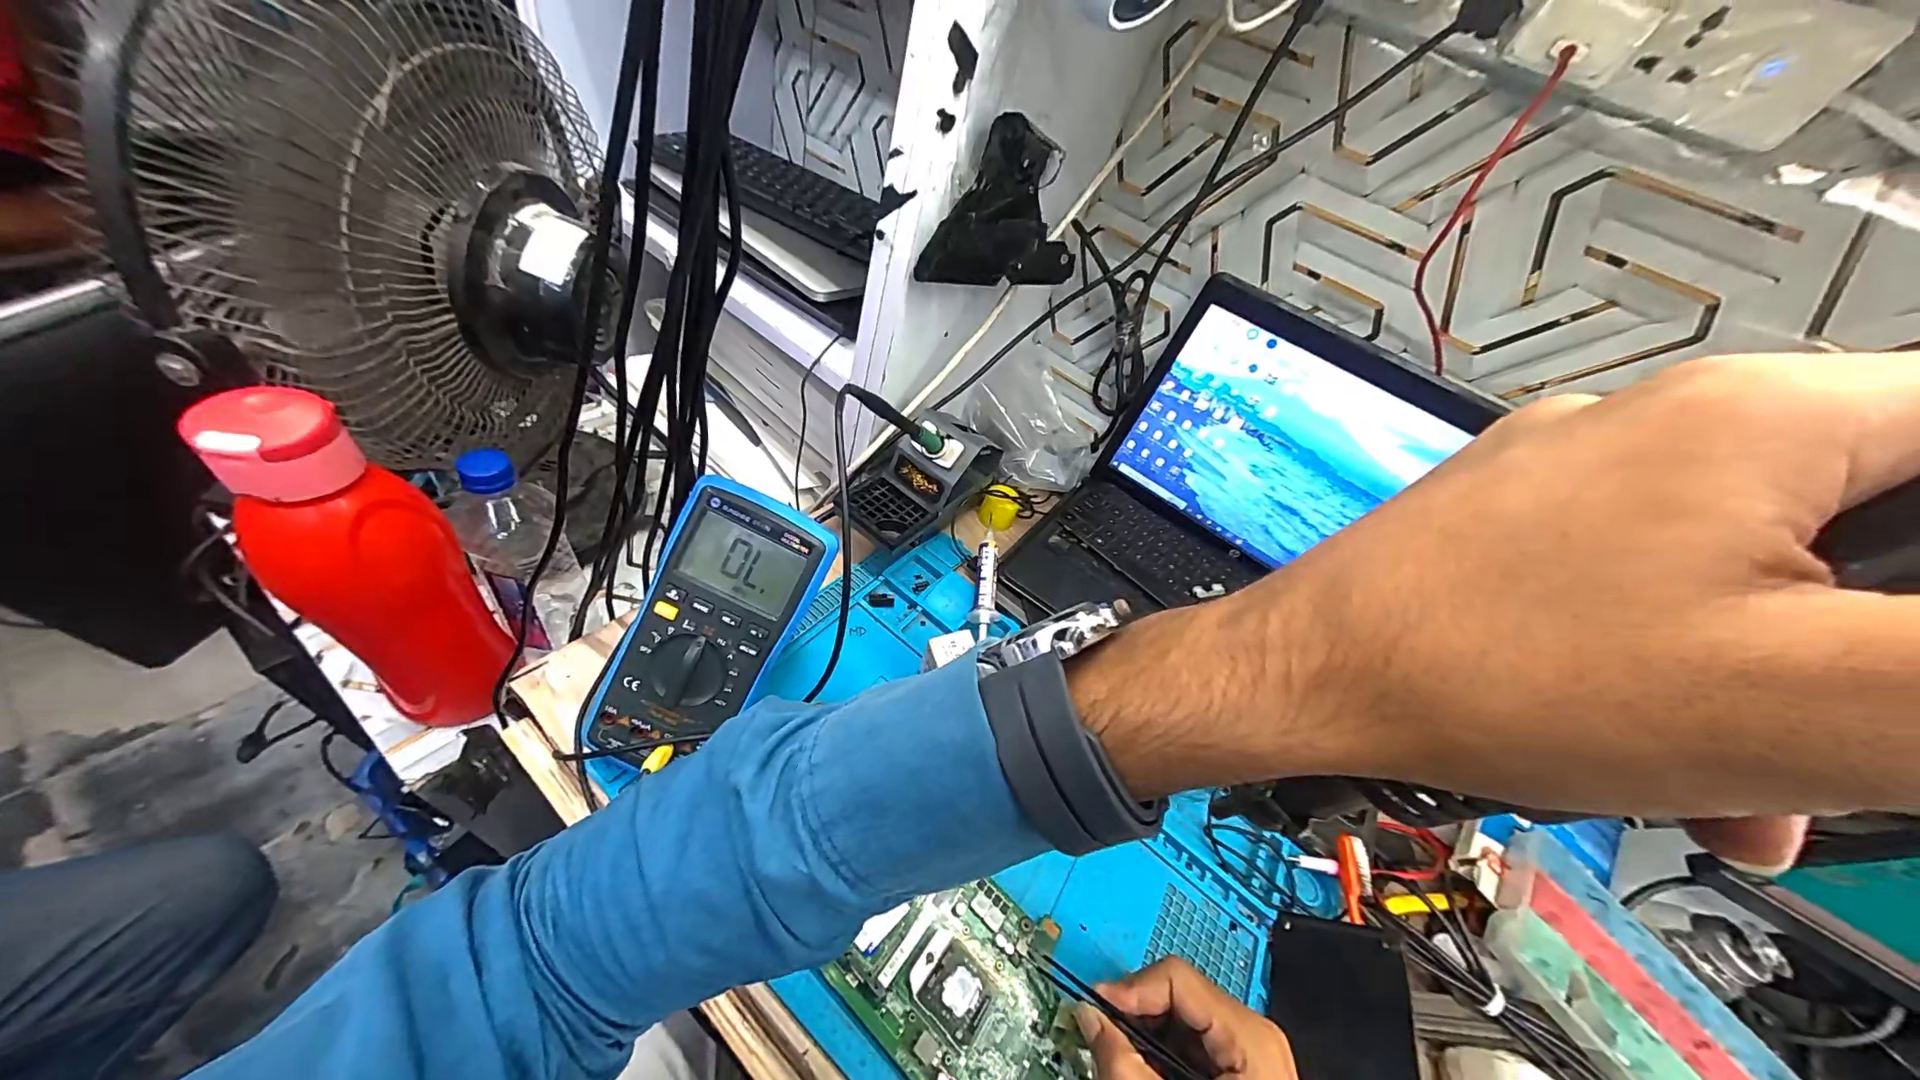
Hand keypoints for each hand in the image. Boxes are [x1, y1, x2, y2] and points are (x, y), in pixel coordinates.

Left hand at [1069, 354, 1919, 869]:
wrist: (1303, 679)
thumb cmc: (1497, 675)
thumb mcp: (1815, 695)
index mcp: (1751, 419)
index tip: (1906, 662)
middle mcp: (1643, 427)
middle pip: (1868, 522)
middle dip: (1886, 645)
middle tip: (1856, 745)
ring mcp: (1554, 480)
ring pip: (1747, 569)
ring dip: (1777, 682)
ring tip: (1745, 781)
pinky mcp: (1499, 532)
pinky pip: (1636, 585)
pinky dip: (1674, 668)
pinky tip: (1660, 757)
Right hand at [1077, 957, 1295, 1079]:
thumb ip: (1122, 1060)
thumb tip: (1087, 1014)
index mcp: (1249, 1037)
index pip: (1176, 979)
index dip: (1131, 989)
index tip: (1094, 1008)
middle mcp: (1256, 1031)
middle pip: (1180, 994)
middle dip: (1137, 1012)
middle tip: (1102, 1032)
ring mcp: (1254, 1049)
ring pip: (1184, 1015)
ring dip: (1147, 1030)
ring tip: (1122, 1054)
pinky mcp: (1246, 1066)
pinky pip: (1196, 1039)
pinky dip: (1166, 1048)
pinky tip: (1147, 1068)